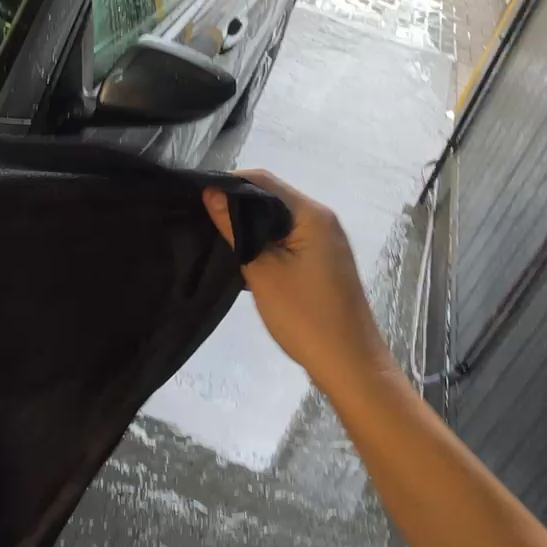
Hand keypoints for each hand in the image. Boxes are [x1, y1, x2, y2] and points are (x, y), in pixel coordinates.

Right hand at [203, 171, 396, 390]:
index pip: (263, 180)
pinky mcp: (323, 261)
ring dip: (251, 227)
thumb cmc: (305, 317)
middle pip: (272, 197)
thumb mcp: (262, 271)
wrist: (349, 366)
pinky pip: (289, 239)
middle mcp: (322, 219)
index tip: (197, 198)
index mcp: (311, 214)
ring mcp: (326, 241)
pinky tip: (244, 258)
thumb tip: (211, 193)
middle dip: (238, 206)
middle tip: (202, 219)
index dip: (228, 184)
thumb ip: (235, 229)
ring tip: (217, 238)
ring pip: (279, 220)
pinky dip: (266, 243)